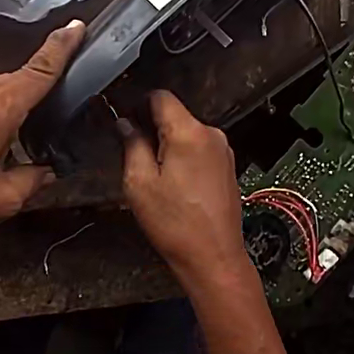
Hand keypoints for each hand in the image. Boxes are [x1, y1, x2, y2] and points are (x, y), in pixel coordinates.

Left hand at [0, 21, 84, 264]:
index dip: (62, 46)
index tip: (76, 26)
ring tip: (8, 148)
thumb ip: (34, 180)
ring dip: (9, 110)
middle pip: (19, 81)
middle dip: (37, 98)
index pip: (40, 69)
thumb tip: (47, 171)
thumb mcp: (2, 199)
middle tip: (47, 125)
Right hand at [118, 90, 252, 288]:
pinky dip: (184, 158)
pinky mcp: (227, 166)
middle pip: (175, 115)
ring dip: (169, 146)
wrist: (213, 256)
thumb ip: (132, 145)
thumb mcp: (139, 183)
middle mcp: (211, 135)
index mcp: (189, 133)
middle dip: (153, 129)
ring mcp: (223, 150)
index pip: (161, 97)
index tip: (126, 121)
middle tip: (136, 157)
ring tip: (157, 178)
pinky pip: (199, 149)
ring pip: (187, 133)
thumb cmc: (177, 225)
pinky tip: (175, 185)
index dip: (138, 105)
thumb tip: (126, 125)